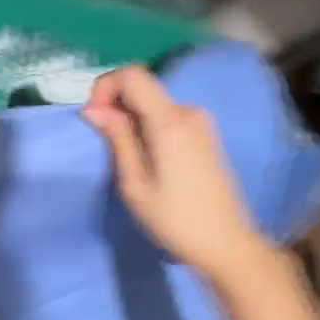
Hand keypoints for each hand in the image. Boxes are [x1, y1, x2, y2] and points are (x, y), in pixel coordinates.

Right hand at [82, 66, 262, 275]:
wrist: (226, 245)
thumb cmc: (175, 219)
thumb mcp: (135, 184)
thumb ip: (117, 139)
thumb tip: (93, 109)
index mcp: (170, 122)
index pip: (132, 75)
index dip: (105, 86)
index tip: (95, 118)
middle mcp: (188, 112)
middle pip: (142, 87)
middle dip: (115, 104)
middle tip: (104, 141)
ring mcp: (200, 122)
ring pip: (153, 102)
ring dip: (131, 117)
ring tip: (126, 156)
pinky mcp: (205, 134)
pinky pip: (167, 115)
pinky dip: (147, 125)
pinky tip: (148, 158)